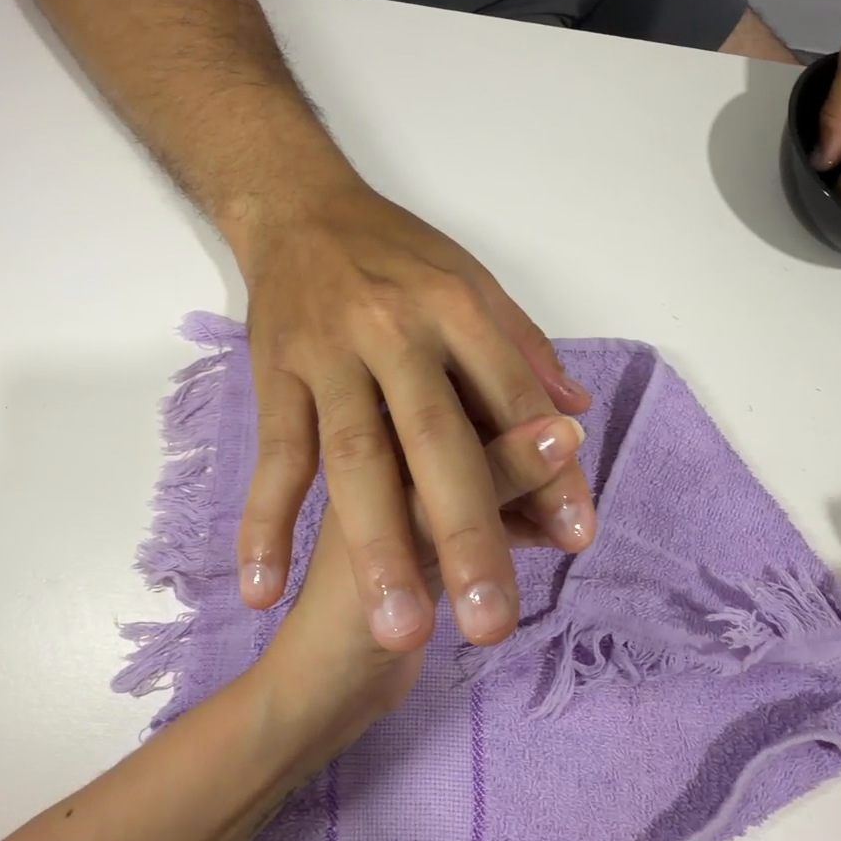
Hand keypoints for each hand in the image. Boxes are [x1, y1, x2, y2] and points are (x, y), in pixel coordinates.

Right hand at [229, 182, 594, 651]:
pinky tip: (262, 588)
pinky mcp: (275, 375)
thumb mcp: (474, 282)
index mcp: (458, 308)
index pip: (514, 399)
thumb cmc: (399, 252)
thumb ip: (523, 350)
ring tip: (399, 630)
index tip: (577, 536)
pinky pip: (273, 456)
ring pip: (353, 459)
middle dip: (467, 533)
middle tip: (494, 621)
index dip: (550, 469)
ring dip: (375, 549)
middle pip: (436, 441)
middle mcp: (396, 332)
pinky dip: (263, 522)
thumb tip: (574, 415)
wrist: (300, 210)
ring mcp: (329, 356)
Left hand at [259, 414, 586, 730]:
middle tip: (577, 506)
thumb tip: (568, 429)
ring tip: (574, 530)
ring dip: (536, 498)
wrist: (319, 695)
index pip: (464, 399)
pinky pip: (491, 510)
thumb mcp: (421, 531)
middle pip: (487, 436)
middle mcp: (399, 445)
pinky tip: (556, 538)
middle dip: (538, 467)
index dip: (524, 418)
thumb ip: (490, 476)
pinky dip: (525, 522)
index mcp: (380, 426)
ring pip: (493, 474)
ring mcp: (419, 489)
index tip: (572, 449)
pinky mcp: (437, 531)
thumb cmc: (346, 609)